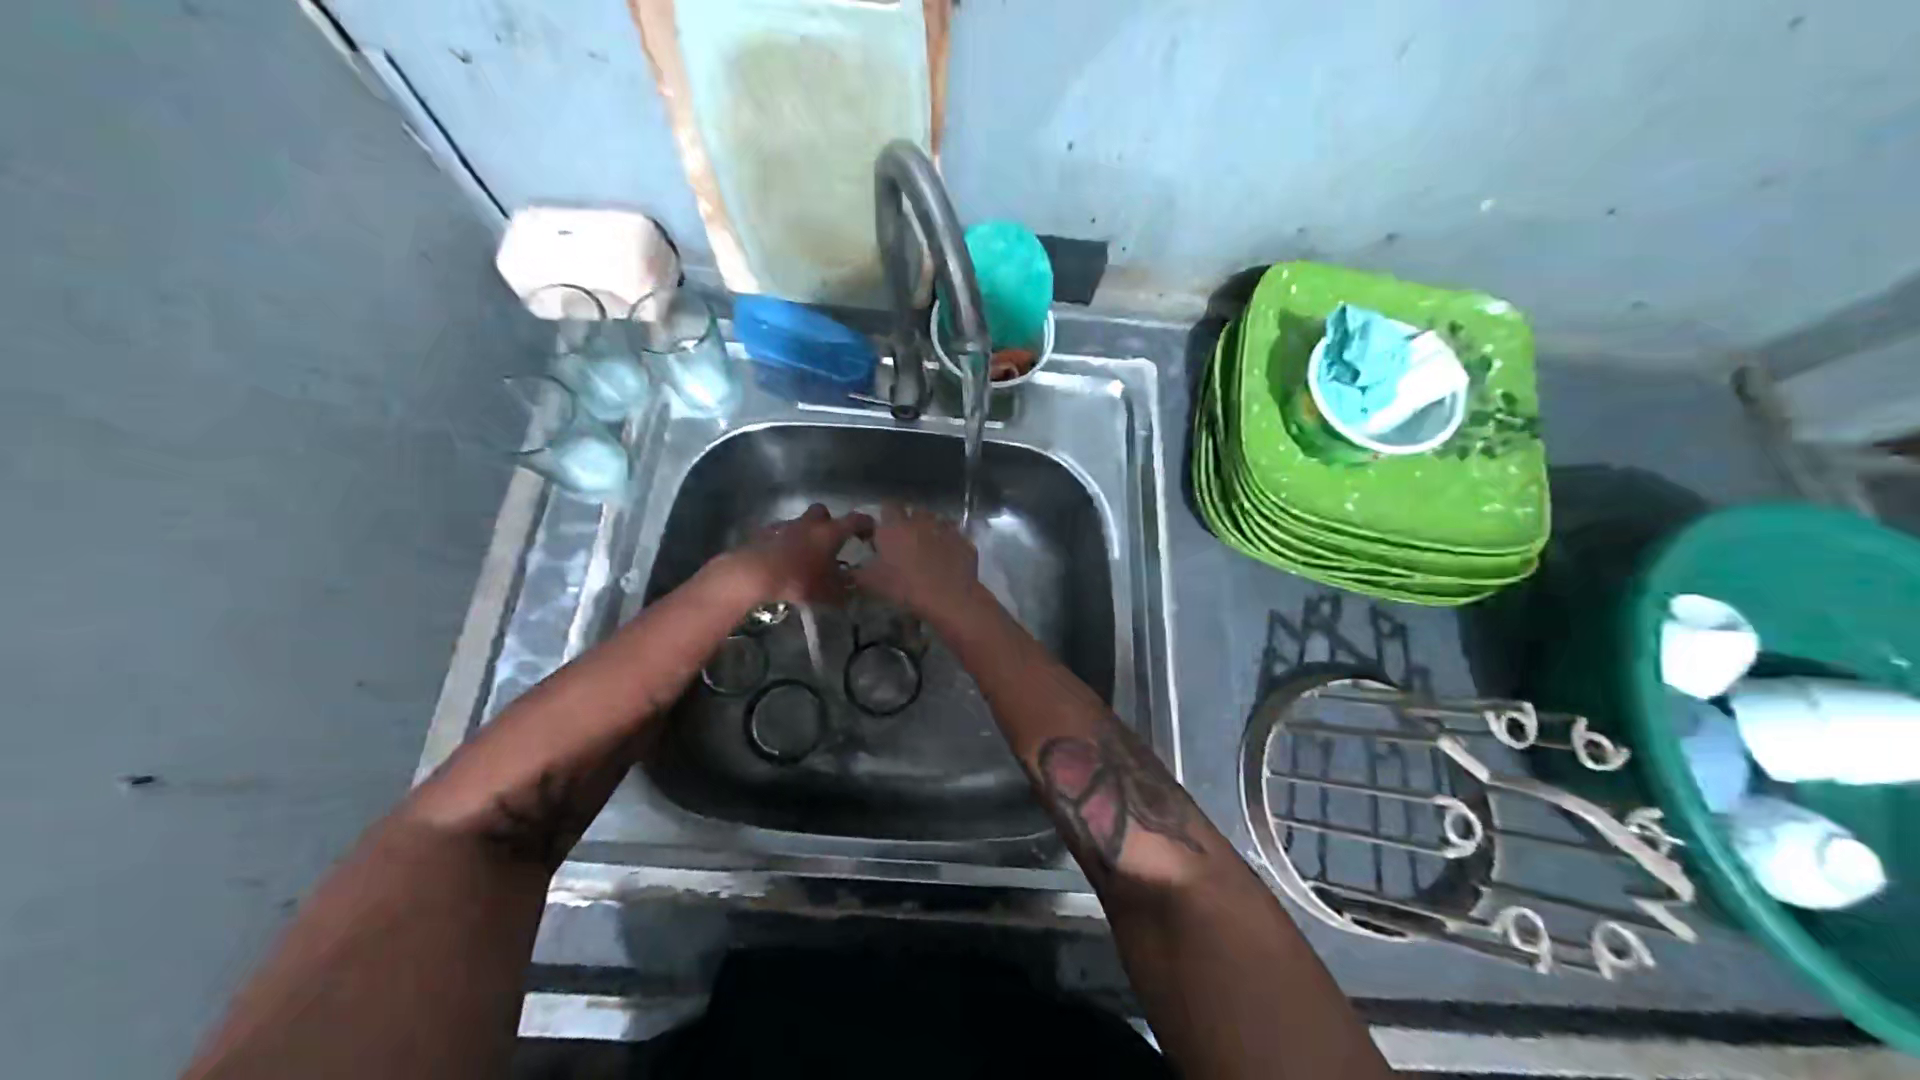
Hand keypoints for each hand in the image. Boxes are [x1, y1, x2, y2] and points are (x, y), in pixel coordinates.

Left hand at [723, 504, 871, 606]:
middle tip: (830, 542)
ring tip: (805, 556)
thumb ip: (844, 590)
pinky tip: (783, 560)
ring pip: (800, 523)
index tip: (870, 534)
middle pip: (823, 513)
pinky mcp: (764, 534)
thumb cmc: (799, 580)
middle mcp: (810, 523)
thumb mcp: (829, 592)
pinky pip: (780, 534)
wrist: (754, 574)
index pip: (856, 520)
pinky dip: (784, 543)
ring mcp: (785, 526)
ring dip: (805, 535)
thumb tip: (852, 590)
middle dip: (829, 524)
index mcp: (830, 532)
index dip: (866, 525)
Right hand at [849, 502, 979, 616]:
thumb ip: (855, 574)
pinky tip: (947, 557)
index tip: (884, 529)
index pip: (888, 506)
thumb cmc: (904, 587)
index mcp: (894, 526)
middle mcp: (919, 521)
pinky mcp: (963, 540)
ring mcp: (944, 528)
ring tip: (928, 548)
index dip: (886, 515)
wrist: (948, 597)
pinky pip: (954, 536)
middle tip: (905, 541)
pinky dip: (949, 542)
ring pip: (936, 521)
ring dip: (930, 530)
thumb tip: (844, 572)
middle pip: (913, 512)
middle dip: (909, 521)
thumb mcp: (871, 583)